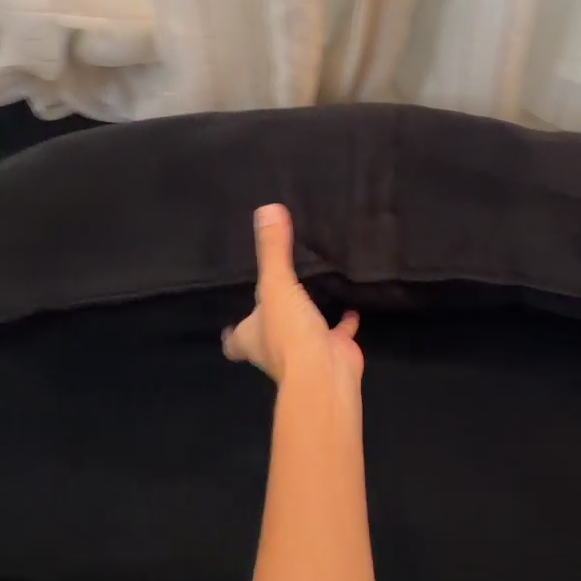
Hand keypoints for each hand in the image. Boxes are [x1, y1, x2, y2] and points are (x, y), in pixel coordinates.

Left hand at [222, 204, 362, 385]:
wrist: (324, 372)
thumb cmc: (289, 332)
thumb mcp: (276, 285)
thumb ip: (273, 250)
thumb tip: (265, 208)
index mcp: (253, 335)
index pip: (235, 339)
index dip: (232, 331)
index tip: (229, 321)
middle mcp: (274, 346)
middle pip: (268, 333)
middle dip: (272, 317)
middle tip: (277, 292)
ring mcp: (304, 350)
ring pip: (302, 331)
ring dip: (306, 316)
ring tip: (313, 288)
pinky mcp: (332, 348)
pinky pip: (338, 331)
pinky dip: (344, 320)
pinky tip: (351, 303)